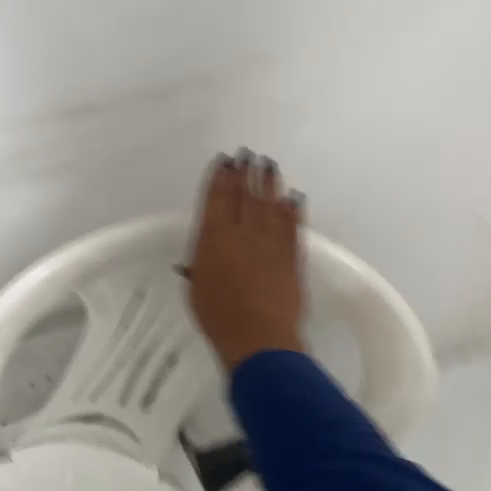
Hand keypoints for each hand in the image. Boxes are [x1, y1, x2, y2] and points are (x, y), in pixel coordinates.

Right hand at [185, 151, 305, 370]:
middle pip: (245, 196)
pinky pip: (293, 226)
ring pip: (271, 205)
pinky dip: (293, 210)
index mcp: (214, 237)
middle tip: (248, 155)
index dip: (221, 178)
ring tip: (269, 166)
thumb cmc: (216, 313)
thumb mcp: (196, 284)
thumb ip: (203, 260)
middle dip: (246, 174)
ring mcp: (272, 243)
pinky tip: (293, 198)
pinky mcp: (293, 256)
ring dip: (270, 183)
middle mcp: (243, 233)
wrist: (259, 336)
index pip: (217, 198)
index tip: (224, 162)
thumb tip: (210, 248)